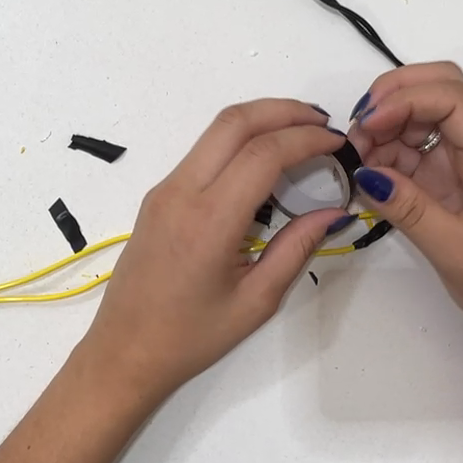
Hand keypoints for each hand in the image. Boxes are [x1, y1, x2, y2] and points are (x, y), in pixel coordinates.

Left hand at [79, 99, 355, 399]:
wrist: (123, 351)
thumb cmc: (190, 337)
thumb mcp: (255, 301)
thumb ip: (296, 249)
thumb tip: (334, 212)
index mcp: (208, 221)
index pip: (263, 153)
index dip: (306, 139)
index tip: (338, 144)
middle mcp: (181, 192)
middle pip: (234, 122)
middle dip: (284, 111)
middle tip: (323, 124)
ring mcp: (164, 190)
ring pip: (215, 130)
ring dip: (260, 120)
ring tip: (301, 134)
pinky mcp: (158, 196)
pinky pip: (202, 151)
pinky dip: (239, 141)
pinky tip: (265, 160)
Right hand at [344, 63, 462, 341]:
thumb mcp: (459, 253)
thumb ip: (413, 211)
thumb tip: (367, 172)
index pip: (455, 99)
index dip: (408, 99)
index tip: (368, 125)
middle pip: (439, 90)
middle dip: (394, 96)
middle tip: (358, 129)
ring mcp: (456, 163)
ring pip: (417, 116)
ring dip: (383, 125)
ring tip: (356, 159)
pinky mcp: (437, 181)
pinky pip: (405, 150)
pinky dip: (381, 153)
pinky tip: (365, 175)